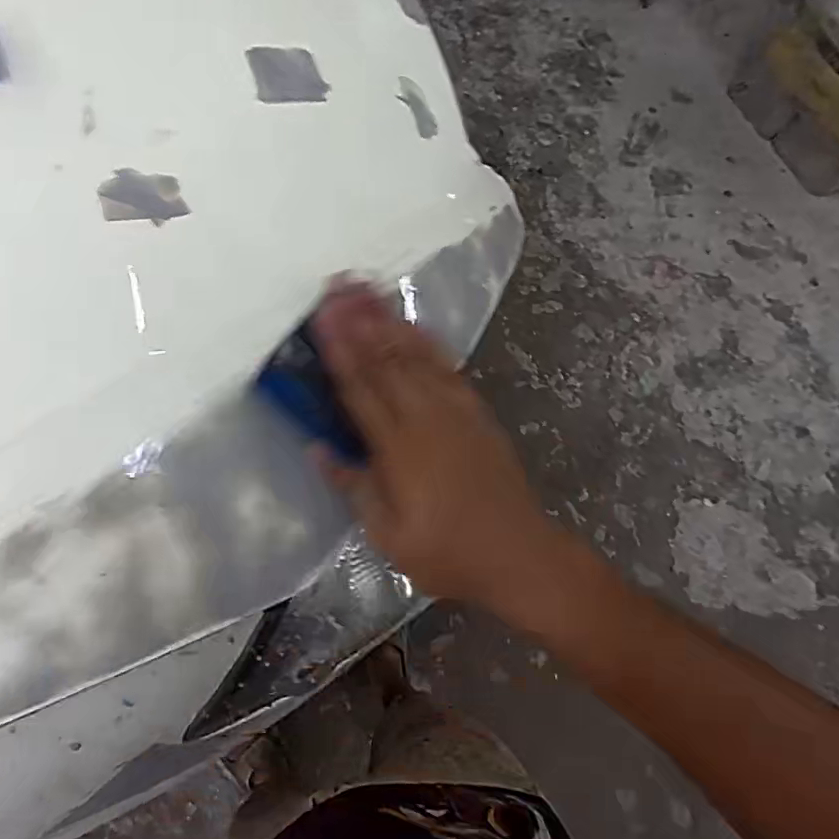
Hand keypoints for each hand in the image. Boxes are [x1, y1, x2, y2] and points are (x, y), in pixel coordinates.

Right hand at [310, 279, 559, 608]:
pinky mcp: (476, 413)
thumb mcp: (388, 535)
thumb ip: (353, 487)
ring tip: (367, 289)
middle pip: (386, 360)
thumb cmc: (447, 553)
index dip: (339, 350)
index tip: (321, 317)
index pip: (360, 389)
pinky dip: (426, 341)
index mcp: (398, 448)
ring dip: (389, 320)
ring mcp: (455, 411)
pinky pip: (447, 367)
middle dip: (360, 320)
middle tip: (338, 284)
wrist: (519, 554)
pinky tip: (411, 324)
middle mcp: (425, 419)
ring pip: (416, 356)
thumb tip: (318, 450)